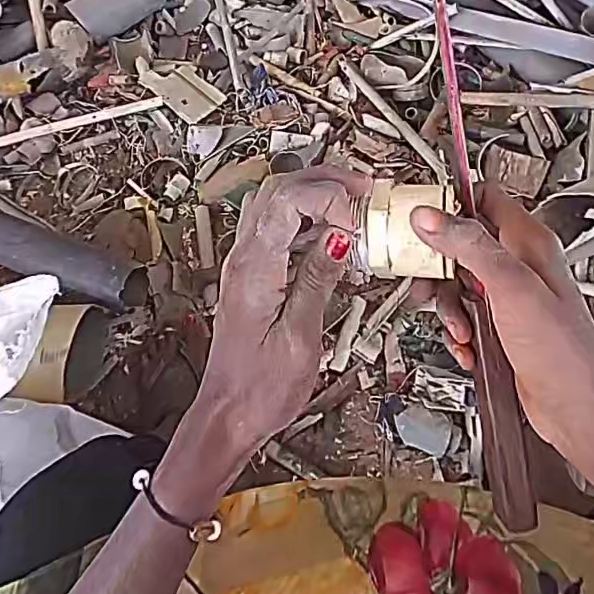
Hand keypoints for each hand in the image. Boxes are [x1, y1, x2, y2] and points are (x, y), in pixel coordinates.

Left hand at [184, 165, 369, 456]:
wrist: (230, 413)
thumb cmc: (259, 388)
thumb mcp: (300, 337)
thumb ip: (318, 280)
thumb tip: (340, 236)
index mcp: (255, 269)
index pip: (287, 200)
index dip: (329, 197)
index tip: (357, 219)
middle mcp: (244, 259)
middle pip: (278, 190)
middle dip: (324, 180)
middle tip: (363, 189)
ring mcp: (246, 264)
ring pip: (276, 204)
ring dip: (316, 195)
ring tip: (354, 205)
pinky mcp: (253, 276)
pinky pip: (278, 230)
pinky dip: (308, 221)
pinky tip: (333, 236)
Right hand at [409, 185, 593, 452]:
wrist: (578, 410)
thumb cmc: (564, 351)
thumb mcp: (510, 287)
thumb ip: (469, 245)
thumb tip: (431, 217)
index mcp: (527, 242)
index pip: (483, 198)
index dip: (450, 204)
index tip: (422, 220)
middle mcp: (517, 264)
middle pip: (460, 243)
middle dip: (439, 267)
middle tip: (429, 282)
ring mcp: (508, 295)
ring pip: (456, 281)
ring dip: (448, 306)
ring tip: (459, 327)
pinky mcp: (499, 324)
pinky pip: (463, 314)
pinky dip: (458, 330)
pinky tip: (468, 345)